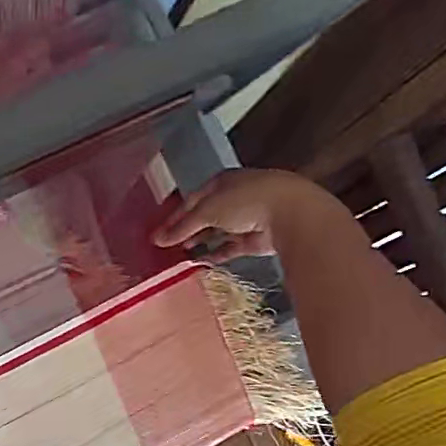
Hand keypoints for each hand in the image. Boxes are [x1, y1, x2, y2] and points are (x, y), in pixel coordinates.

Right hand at [151, 168, 320, 260]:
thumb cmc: (244, 202)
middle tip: (166, 248)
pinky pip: (228, 248)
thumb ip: (181, 227)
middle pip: (203, 217)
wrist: (288, 213)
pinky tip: (200, 263)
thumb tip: (158, 240)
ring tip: (179, 257)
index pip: (190, 201)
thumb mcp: (206, 211)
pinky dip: (215, 255)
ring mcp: (244, 219)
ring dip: (199, 243)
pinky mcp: (252, 239)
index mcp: (221, 182)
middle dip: (185, 231)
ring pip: (215, 233)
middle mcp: (232, 198)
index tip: (157, 234)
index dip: (173, 217)